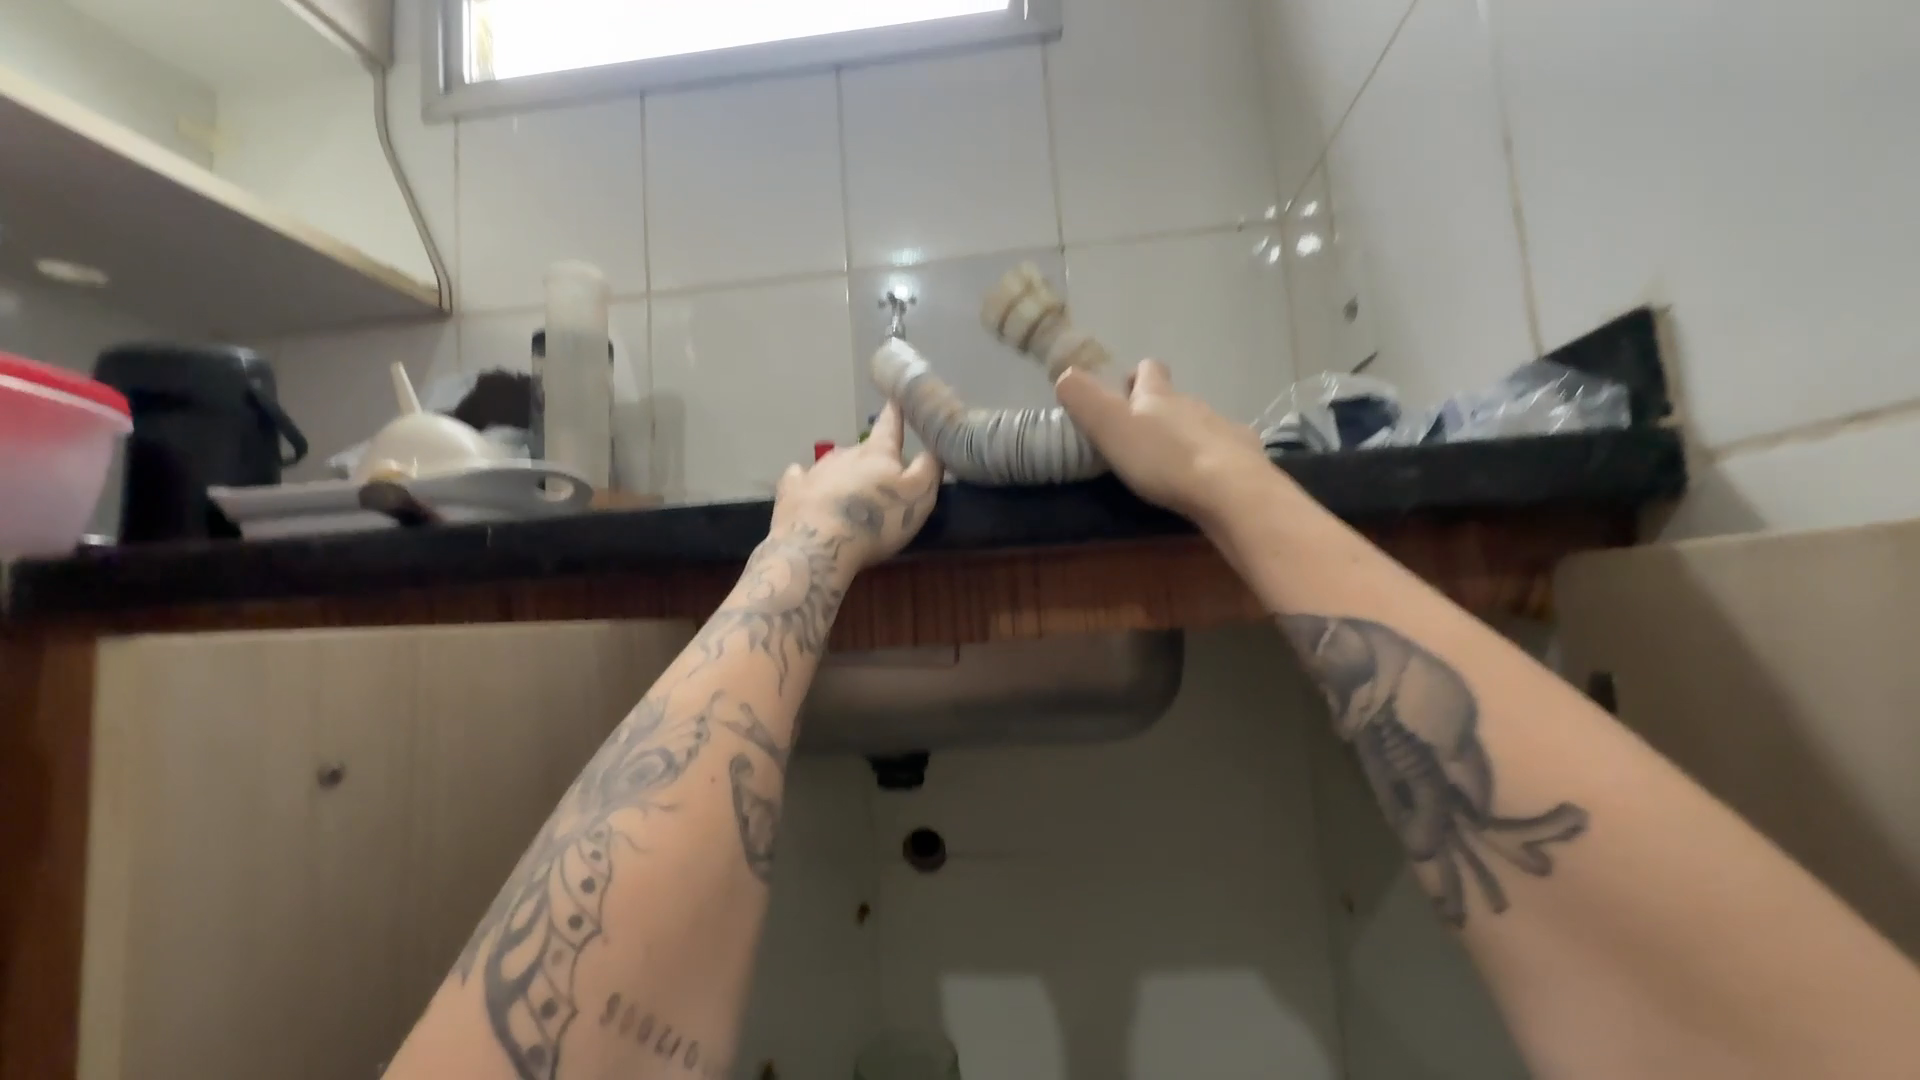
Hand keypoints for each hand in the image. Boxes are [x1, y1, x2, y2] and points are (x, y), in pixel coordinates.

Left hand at [770, 402, 942, 571]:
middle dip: (871, 460)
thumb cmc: (875, 520)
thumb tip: (934, 446)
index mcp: (877, 453)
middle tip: (878, 480)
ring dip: (843, 474)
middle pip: (861, 450)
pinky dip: (807, 481)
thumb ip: (929, 468)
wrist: (818, 547)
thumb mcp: (918, 496)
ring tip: (848, 494)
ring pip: (833, 464)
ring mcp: (815, 470)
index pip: (890, 426)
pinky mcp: (792, 490)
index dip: (895, 413)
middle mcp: (844, 454)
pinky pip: (801, 478)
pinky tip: (806, 485)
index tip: (896, 399)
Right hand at [1055, 359, 1274, 526]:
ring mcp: (1224, 428)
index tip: (1124, 393)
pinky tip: (1206, 482)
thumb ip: (1083, 399)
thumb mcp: (1109, 426)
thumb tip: (1065, 374)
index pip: (1147, 370)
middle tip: (1140, 440)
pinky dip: (1214, 461)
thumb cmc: (1162, 459)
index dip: (1135, 377)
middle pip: (1175, 399)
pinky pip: (1227, 451)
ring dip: (1185, 438)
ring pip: (1200, 424)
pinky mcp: (1246, 456)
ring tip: (1171, 466)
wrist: (1229, 490)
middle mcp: (1193, 404)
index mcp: (1158, 396)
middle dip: (1159, 413)